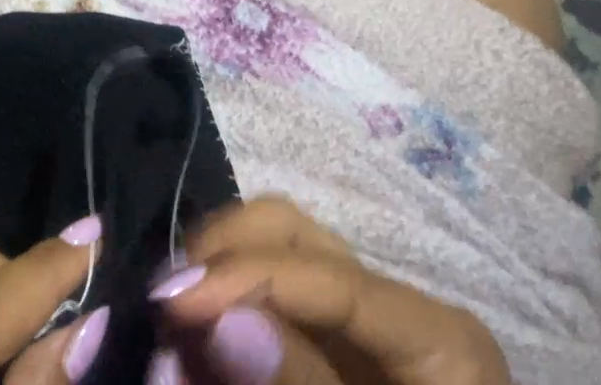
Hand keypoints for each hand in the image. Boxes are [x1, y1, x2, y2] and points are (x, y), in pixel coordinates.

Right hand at [150, 197, 510, 384]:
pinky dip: (218, 302)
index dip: (242, 276)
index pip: (324, 274)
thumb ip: (301, 384)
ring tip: (169, 321)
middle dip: (218, 255)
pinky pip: (262, 290)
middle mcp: (392, 302)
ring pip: (268, 243)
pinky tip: (190, 335)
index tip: (168, 302)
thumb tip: (221, 322)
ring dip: (209, 270)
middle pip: (290, 231)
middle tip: (164, 306)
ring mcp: (357, 317)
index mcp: (436, 335)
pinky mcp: (325, 337)